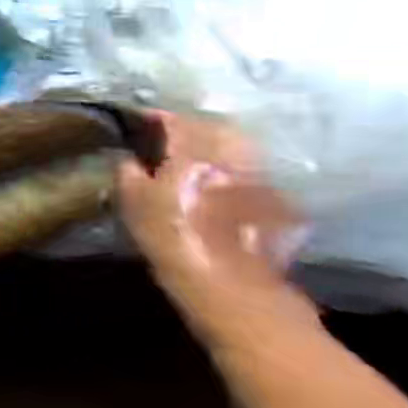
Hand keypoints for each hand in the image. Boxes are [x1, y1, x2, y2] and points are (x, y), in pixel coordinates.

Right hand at [116, 111, 307, 299]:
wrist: (230, 289)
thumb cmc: (170, 240)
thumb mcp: (132, 204)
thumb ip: (128, 172)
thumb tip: (129, 158)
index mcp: (193, 154)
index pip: (175, 121)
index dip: (157, 118)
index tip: (142, 120)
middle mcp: (232, 159)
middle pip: (216, 128)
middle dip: (195, 128)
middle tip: (175, 138)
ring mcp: (261, 180)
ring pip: (241, 149)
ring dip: (221, 148)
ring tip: (203, 159)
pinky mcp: (279, 204)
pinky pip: (256, 176)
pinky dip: (241, 175)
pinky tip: (228, 188)